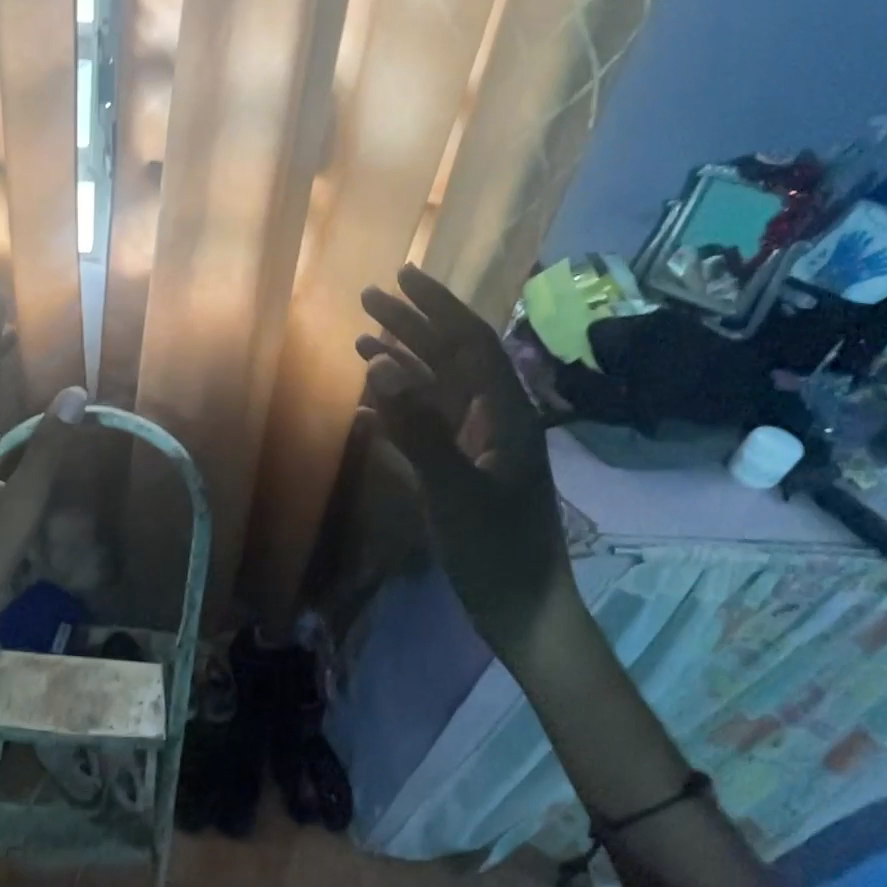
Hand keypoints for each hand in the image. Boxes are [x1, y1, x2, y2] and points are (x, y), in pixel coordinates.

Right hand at [356, 265, 576, 650]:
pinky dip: (397, 412)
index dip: (436, 306)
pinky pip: (426, 428)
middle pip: (452, 359)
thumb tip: (379, 365)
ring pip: (438, 391)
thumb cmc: (497, 551)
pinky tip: (366, 409)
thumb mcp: (455, 489)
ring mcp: (479, 447)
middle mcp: (495, 420)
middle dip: (412, 326)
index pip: (471, 342)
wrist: (524, 610)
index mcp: (506, 414)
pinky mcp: (463, 472)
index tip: (401, 276)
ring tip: (362, 342)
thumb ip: (417, 428)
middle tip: (368, 299)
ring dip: (403, 364)